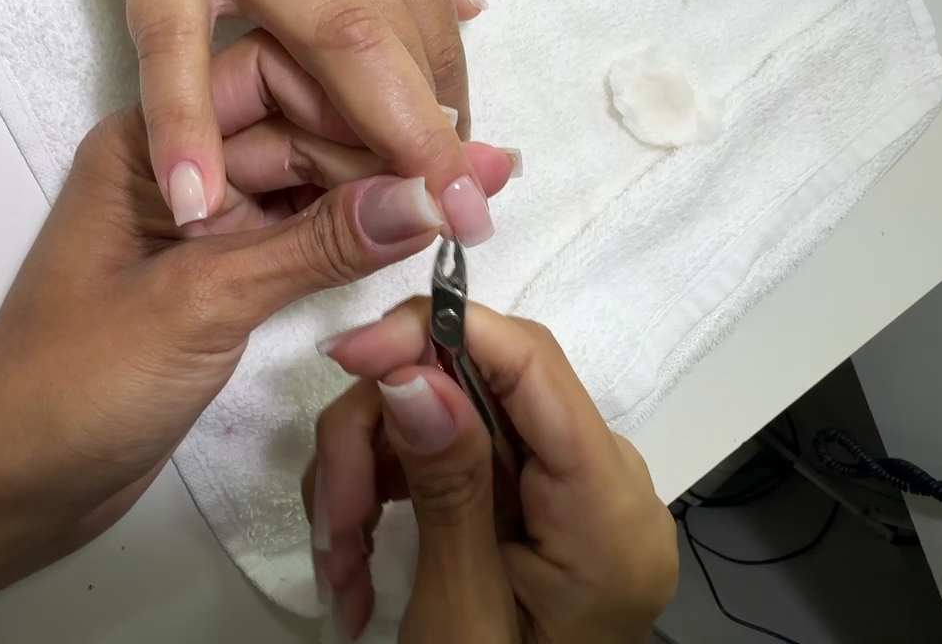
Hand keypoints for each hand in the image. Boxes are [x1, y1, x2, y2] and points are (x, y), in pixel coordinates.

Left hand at [0, 34, 515, 639]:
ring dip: (386, 191)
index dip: (360, 103)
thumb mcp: (203, 302)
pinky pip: (305, 230)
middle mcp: (187, 162)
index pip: (273, 83)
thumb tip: (430, 197)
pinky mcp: (229, 265)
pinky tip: (419, 226)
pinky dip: (359, 232)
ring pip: (313, 181)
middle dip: (389, 151)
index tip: (443, 137)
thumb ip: (320, 244)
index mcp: (154, 140)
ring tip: (477, 191)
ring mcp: (212, 215)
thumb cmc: (78, 383)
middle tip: (484, 168)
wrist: (18, 487)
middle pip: (304, 130)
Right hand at [306, 301, 678, 642]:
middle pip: (469, 383)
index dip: (439, 328)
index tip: (349, 352)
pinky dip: (384, 487)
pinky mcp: (521, 485)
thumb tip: (410, 371)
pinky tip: (357, 556)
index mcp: (609, 507)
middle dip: (378, 434)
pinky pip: (440, 445)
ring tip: (339, 563)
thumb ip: (448, 490)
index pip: (532, 362)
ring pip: (438, 409)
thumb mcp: (464, 619)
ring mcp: (558, 477)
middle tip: (331, 520)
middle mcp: (596, 472)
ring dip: (366, 472)